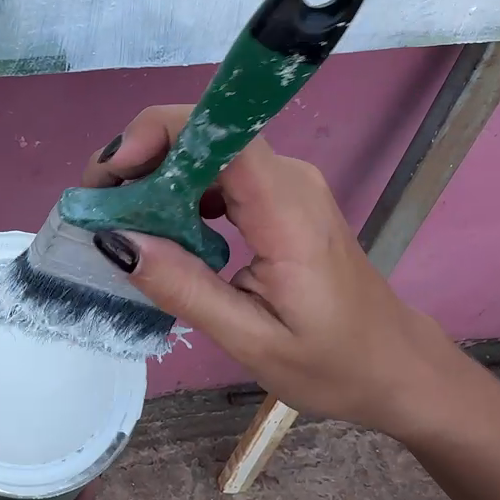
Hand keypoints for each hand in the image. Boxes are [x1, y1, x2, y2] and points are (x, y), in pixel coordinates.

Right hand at [85, 105, 460, 436]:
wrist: (399, 368)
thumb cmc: (335, 363)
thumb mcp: (252, 340)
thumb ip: (183, 287)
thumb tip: (114, 240)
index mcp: (286, 207)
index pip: (220, 131)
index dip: (159, 134)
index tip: (113, 172)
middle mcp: (287, 175)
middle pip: (204, 134)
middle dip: (142, 157)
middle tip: (99, 206)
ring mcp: (285, 180)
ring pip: (207, 149)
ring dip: (156, 174)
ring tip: (118, 218)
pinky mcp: (279, 193)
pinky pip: (219, 171)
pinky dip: (180, 190)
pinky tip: (160, 227)